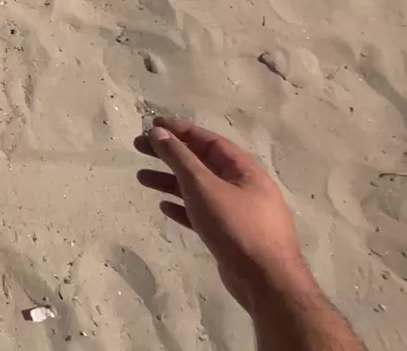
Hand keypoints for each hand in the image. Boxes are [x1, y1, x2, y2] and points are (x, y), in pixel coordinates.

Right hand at [135, 118, 313, 309]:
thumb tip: (159, 132)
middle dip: (170, 154)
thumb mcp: (202, 186)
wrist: (267, 282)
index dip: (181, 130)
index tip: (152, 125)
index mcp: (246, 173)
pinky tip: (165, 207)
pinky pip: (203, 211)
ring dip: (170, 180)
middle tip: (139, 148)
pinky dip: (183, 205)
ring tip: (142, 178)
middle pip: (202, 163)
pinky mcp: (233, 234)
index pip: (210, 141)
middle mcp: (246, 189)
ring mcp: (241, 213)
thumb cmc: (236, 226)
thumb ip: (179, 157)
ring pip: (200, 188)